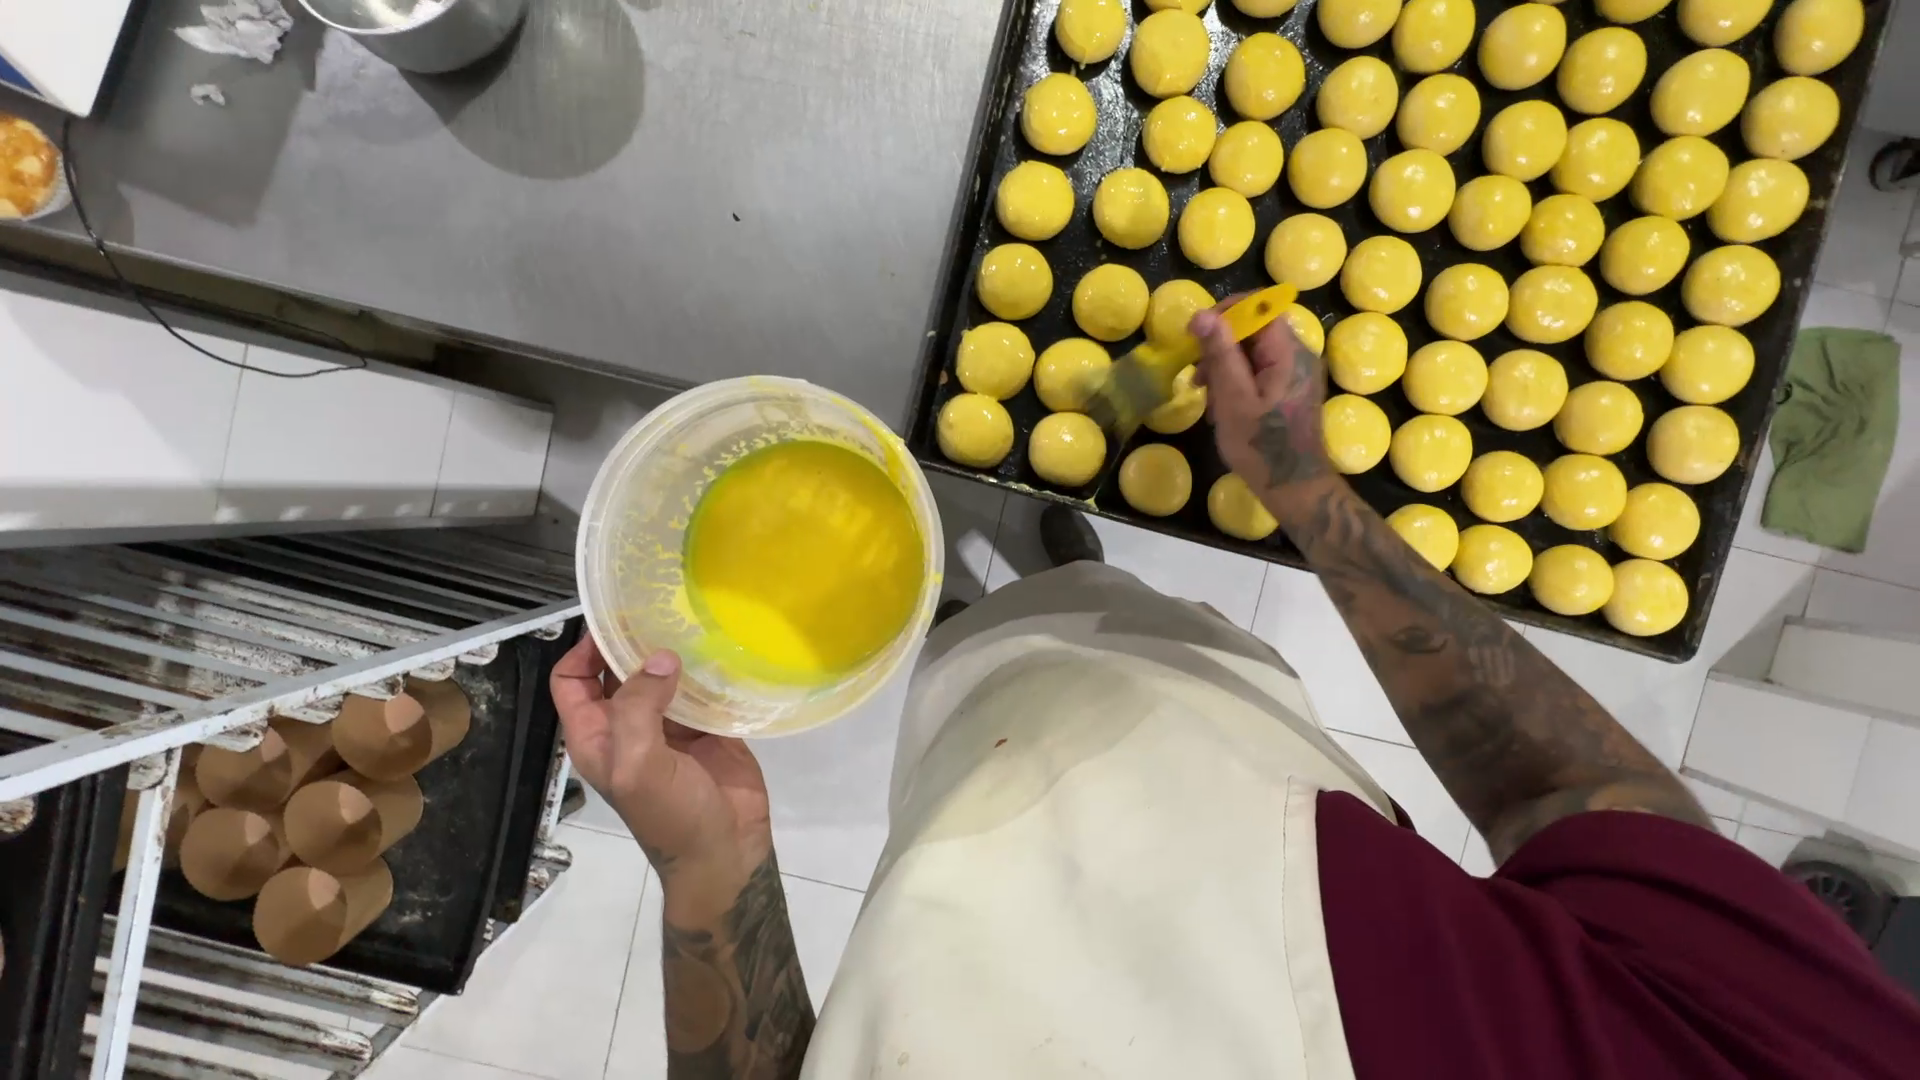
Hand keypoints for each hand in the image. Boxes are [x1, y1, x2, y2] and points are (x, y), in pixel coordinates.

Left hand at [551, 637, 772, 907]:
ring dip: (674, 652)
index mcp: (598, 736)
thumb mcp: (639, 766)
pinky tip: (723, 649)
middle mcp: (629, 726)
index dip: (584, 650)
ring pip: (663, 677)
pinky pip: (703, 689)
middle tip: (660, 608)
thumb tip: (660, 658)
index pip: (572, 681)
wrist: (725, 851)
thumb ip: (639, 709)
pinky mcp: (708, 728)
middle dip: (633, 642)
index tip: (614, 621)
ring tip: (694, 620)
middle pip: (619, 672)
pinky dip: (709, 669)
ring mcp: (670, 727)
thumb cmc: (671, 816)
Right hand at [1191, 303, 1332, 495]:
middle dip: (1220, 346)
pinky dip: (1235, 380)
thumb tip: (1202, 315)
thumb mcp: (1232, 398)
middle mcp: (1298, 355)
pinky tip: (1220, 406)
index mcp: (1288, 352)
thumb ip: (1220, 354)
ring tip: (1205, 394)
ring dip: (1224, 366)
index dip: (1226, 312)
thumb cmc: (1260, 445)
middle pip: (1254, 328)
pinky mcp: (1289, 390)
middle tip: (1197, 376)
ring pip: (1253, 351)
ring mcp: (1295, 373)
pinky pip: (1259, 370)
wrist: (1292, 486)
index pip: (1259, 306)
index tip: (1195, 334)